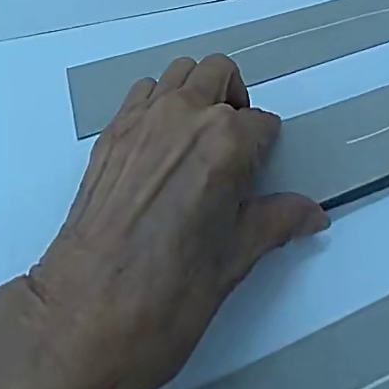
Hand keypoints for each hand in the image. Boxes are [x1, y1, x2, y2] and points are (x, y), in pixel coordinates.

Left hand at [24, 54, 327, 388]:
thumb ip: (274, 222)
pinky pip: (142, 92)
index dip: (267, 146)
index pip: (262, 123)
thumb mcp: (232, 261)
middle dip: (236, 98)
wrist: (85, 317)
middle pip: (220, 74)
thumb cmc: (153, 299)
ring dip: (197, 90)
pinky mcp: (113, 132)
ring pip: (180, 71)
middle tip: (240, 136)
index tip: (265, 163)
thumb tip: (303, 213)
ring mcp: (142, 120)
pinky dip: (158, 100)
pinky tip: (163, 137)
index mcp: (222, 144)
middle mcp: (182, 119)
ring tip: (203, 130)